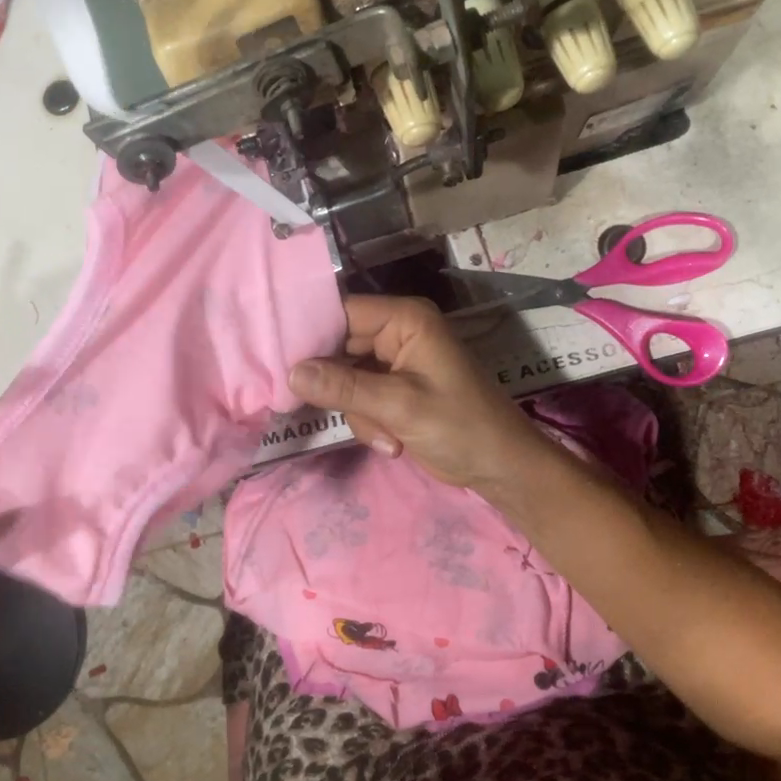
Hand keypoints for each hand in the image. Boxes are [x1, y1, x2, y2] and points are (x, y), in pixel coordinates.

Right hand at [287, 295, 555, 490]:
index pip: (343, 312)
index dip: (311, 334)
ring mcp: (395, 362)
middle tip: (334, 412)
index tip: (279, 360)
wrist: (500, 468)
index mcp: (405, 319)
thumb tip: (291, 373)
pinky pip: (359, 399)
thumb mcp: (400, 406)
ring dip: (360, 413)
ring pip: (345, 380)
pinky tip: (393, 443)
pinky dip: (370, 423)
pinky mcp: (393, 390)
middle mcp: (397, 333)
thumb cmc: (460, 426)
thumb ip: (345, 388)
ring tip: (388, 436)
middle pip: (339, 348)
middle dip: (341, 388)